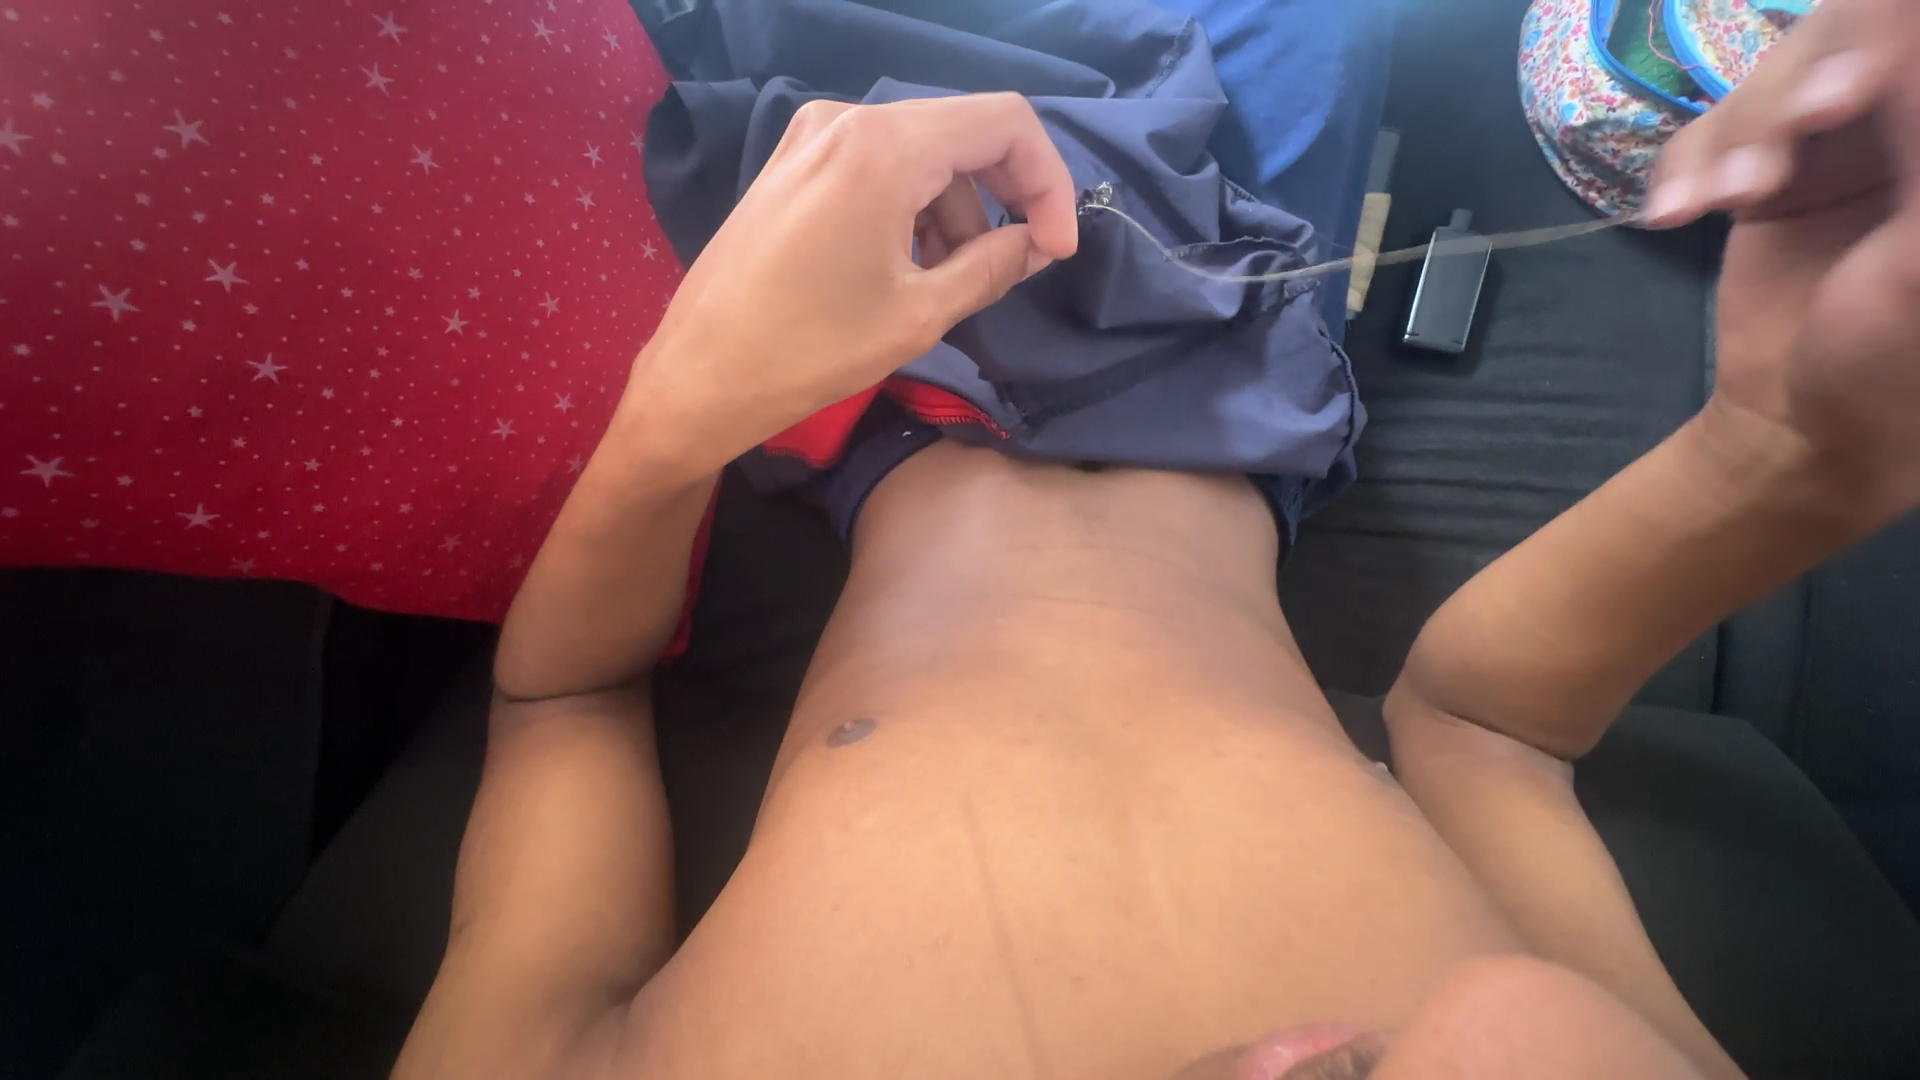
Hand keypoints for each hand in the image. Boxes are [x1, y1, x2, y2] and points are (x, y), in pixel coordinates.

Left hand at [619, 93, 1078, 472]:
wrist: (702, 376)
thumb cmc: (812, 351)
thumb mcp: (919, 314)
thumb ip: (991, 266)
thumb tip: (1037, 243)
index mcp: (883, 146)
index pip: (1004, 123)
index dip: (1046, 183)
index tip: (1054, 250)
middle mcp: (846, 120)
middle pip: (960, 136)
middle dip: (998, 203)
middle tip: (1001, 272)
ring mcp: (811, 139)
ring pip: (919, 158)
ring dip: (950, 216)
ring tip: (939, 285)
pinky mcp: (792, 168)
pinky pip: (876, 171)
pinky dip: (908, 213)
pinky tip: (897, 269)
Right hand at [1648, 0, 1919, 516]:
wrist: (1807, 417)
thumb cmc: (1903, 347)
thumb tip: (1891, 13)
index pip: (1918, 28)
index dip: (1885, 34)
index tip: (1854, 92)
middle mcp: (1914, 108)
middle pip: (1850, 27)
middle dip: (1807, 78)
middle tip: (1808, 121)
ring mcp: (1845, 134)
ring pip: (1769, 77)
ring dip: (1732, 139)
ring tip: (1720, 201)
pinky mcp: (1765, 172)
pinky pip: (1702, 138)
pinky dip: (1681, 172)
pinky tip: (1677, 217)